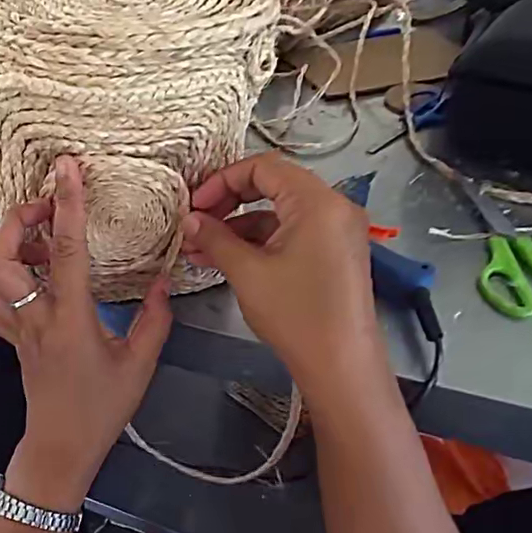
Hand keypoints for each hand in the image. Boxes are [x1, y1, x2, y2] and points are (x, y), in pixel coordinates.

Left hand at [0, 156, 172, 510]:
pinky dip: (0, 277)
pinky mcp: (10, 338)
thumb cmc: (101, 409)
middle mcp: (35, 317)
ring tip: (40, 240)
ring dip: (7, 245)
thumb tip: (162, 281)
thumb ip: (154, 319)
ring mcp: (16, 328)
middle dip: (18, 220)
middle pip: (2, 256)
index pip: (65, 249)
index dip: (67, 204)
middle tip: (47, 208)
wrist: (60, 448)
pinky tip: (26, 276)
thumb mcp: (139, 364)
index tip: (68, 169)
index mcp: (70, 318)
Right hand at [182, 154, 379, 391]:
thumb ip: (215, 238)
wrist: (341, 365)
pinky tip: (227, 259)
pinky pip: (292, 233)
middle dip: (228, 202)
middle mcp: (333, 208)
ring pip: (279, 214)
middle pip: (272, 186)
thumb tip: (190, 220)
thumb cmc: (297, 315)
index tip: (195, 205)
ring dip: (239, 226)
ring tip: (200, 248)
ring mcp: (337, 232)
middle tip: (196, 223)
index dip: (222, 181)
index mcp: (317, 202)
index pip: (263, 167)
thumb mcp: (247, 272)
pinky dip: (260, 241)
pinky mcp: (334, 254)